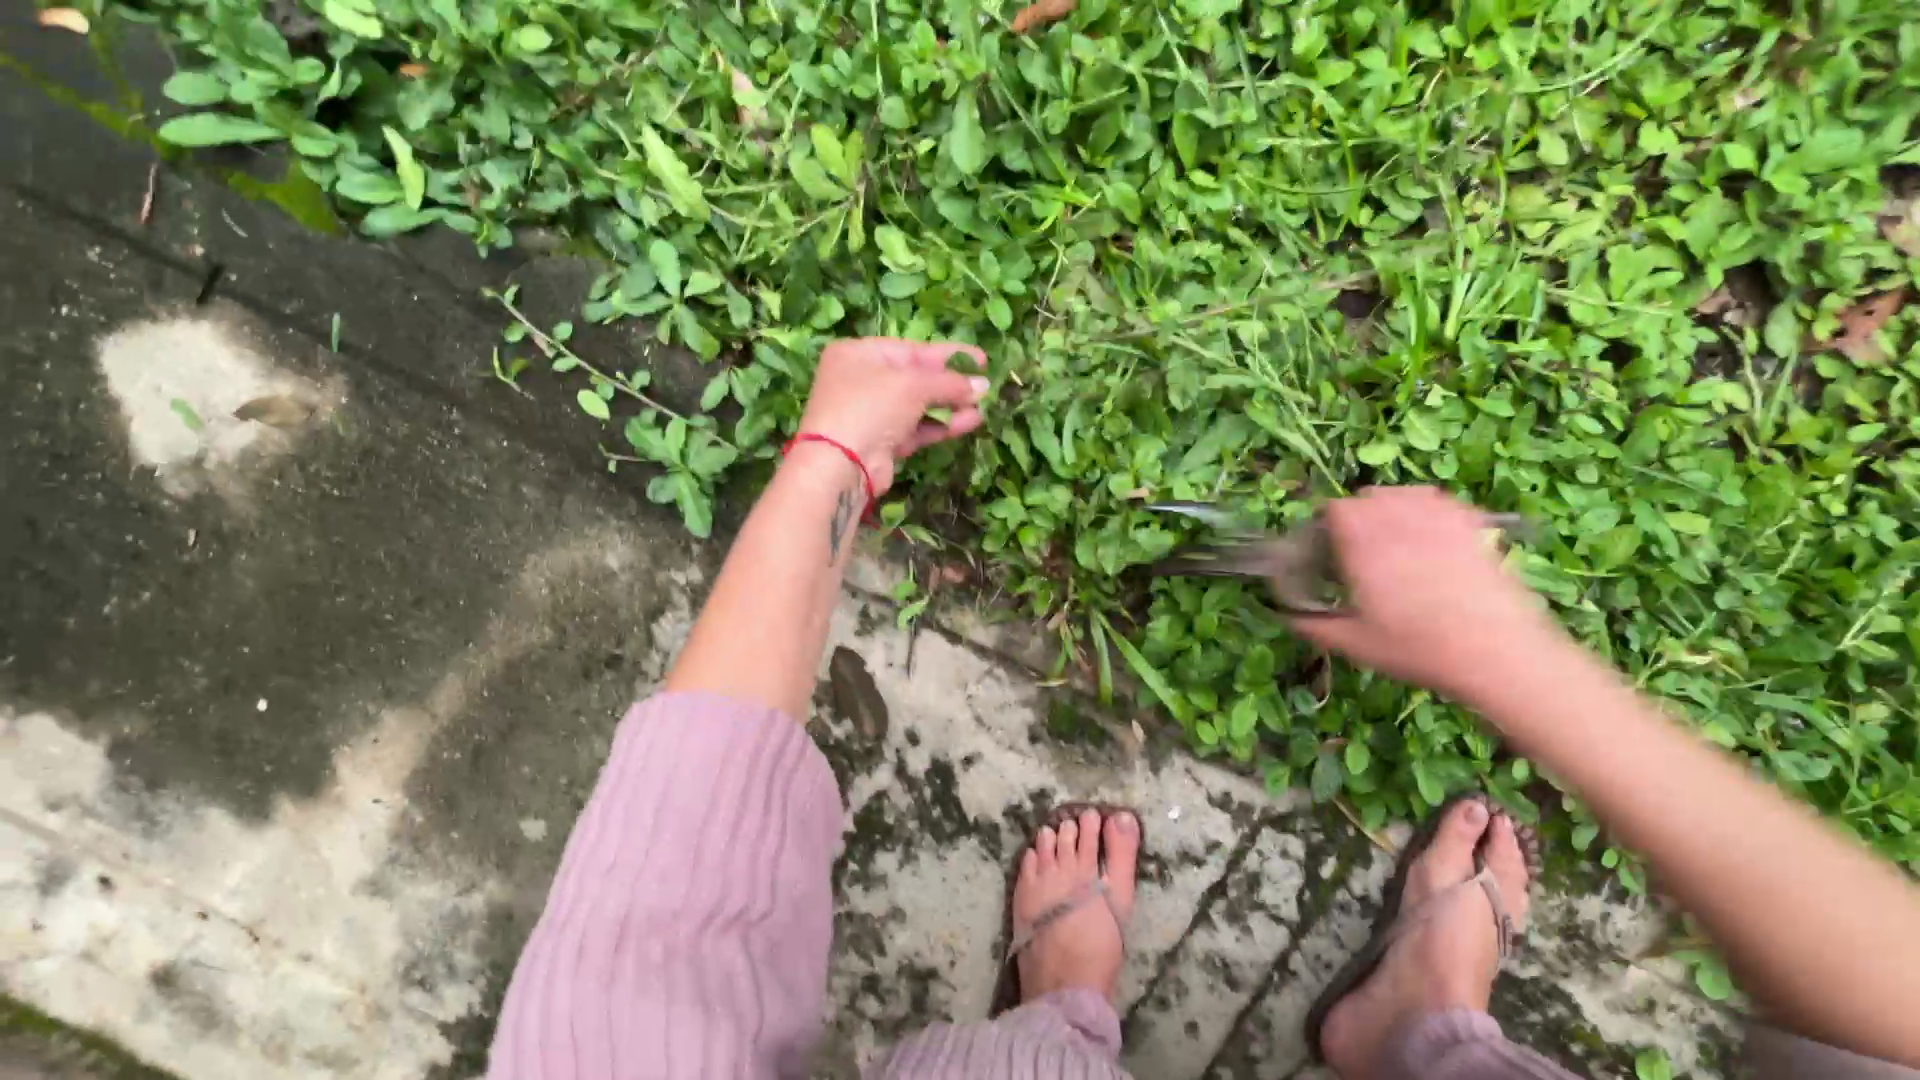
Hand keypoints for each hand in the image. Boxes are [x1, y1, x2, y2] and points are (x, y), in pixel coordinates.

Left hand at [796, 337, 992, 492]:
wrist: (840, 464)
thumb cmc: (870, 405)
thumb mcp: (913, 385)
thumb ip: (949, 383)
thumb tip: (983, 386)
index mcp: (859, 354)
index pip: (911, 350)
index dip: (947, 355)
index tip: (980, 359)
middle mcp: (862, 381)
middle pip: (916, 379)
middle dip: (951, 384)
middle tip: (985, 386)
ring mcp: (871, 414)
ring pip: (919, 406)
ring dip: (951, 407)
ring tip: (982, 407)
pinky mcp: (881, 442)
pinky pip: (916, 428)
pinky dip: (940, 426)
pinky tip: (968, 422)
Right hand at [1288, 487, 1571, 703]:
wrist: (1498, 653)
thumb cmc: (1418, 648)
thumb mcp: (1356, 644)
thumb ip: (1314, 626)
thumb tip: (1285, 616)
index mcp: (1364, 544)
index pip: (1335, 510)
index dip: (1326, 524)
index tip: (1325, 545)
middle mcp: (1399, 522)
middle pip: (1368, 497)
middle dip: (1356, 515)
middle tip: (1355, 545)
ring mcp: (1440, 520)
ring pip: (1403, 494)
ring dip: (1389, 507)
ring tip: (1389, 533)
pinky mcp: (1474, 526)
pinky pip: (1441, 501)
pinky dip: (1426, 508)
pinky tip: (1426, 530)